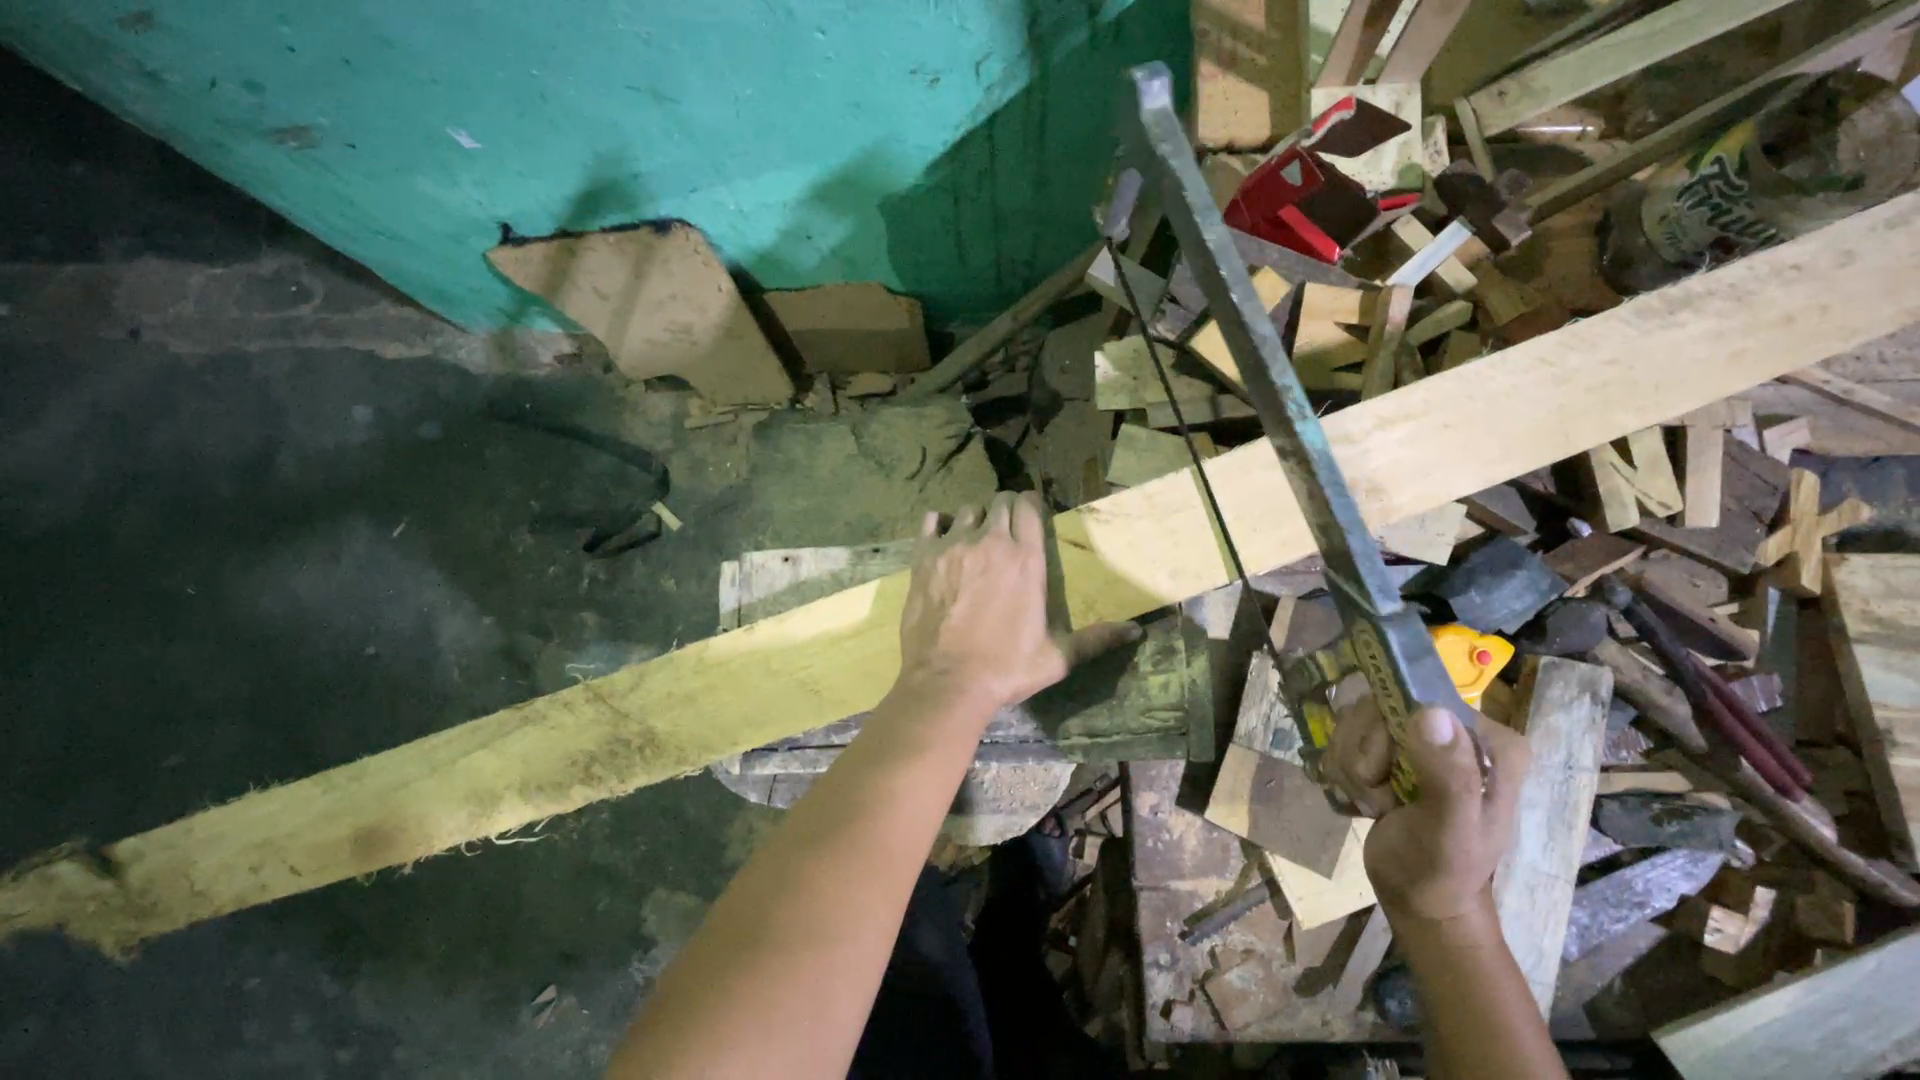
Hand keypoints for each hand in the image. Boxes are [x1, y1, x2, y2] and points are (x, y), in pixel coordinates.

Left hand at [895, 491, 1139, 712]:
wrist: (947, 682)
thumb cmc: (1005, 670)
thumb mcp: (1057, 657)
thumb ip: (1096, 639)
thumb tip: (1135, 633)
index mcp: (1027, 559)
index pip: (1029, 506)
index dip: (1030, 505)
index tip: (1030, 514)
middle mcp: (991, 542)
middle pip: (999, 502)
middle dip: (1005, 510)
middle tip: (1005, 530)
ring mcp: (954, 546)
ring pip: (967, 511)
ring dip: (974, 521)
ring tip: (974, 541)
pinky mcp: (923, 557)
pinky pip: (931, 521)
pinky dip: (938, 524)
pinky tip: (942, 540)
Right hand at [1325, 694, 1528, 925]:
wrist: (1419, 902)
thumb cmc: (1440, 871)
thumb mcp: (1450, 829)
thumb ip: (1448, 775)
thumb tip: (1430, 712)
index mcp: (1493, 743)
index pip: (1419, 699)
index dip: (1387, 732)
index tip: (1384, 775)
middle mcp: (1461, 731)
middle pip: (1381, 705)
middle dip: (1364, 754)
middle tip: (1377, 794)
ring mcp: (1426, 739)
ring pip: (1359, 719)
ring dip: (1352, 766)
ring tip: (1374, 802)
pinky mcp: (1397, 751)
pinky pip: (1350, 735)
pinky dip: (1345, 769)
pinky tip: (1365, 798)